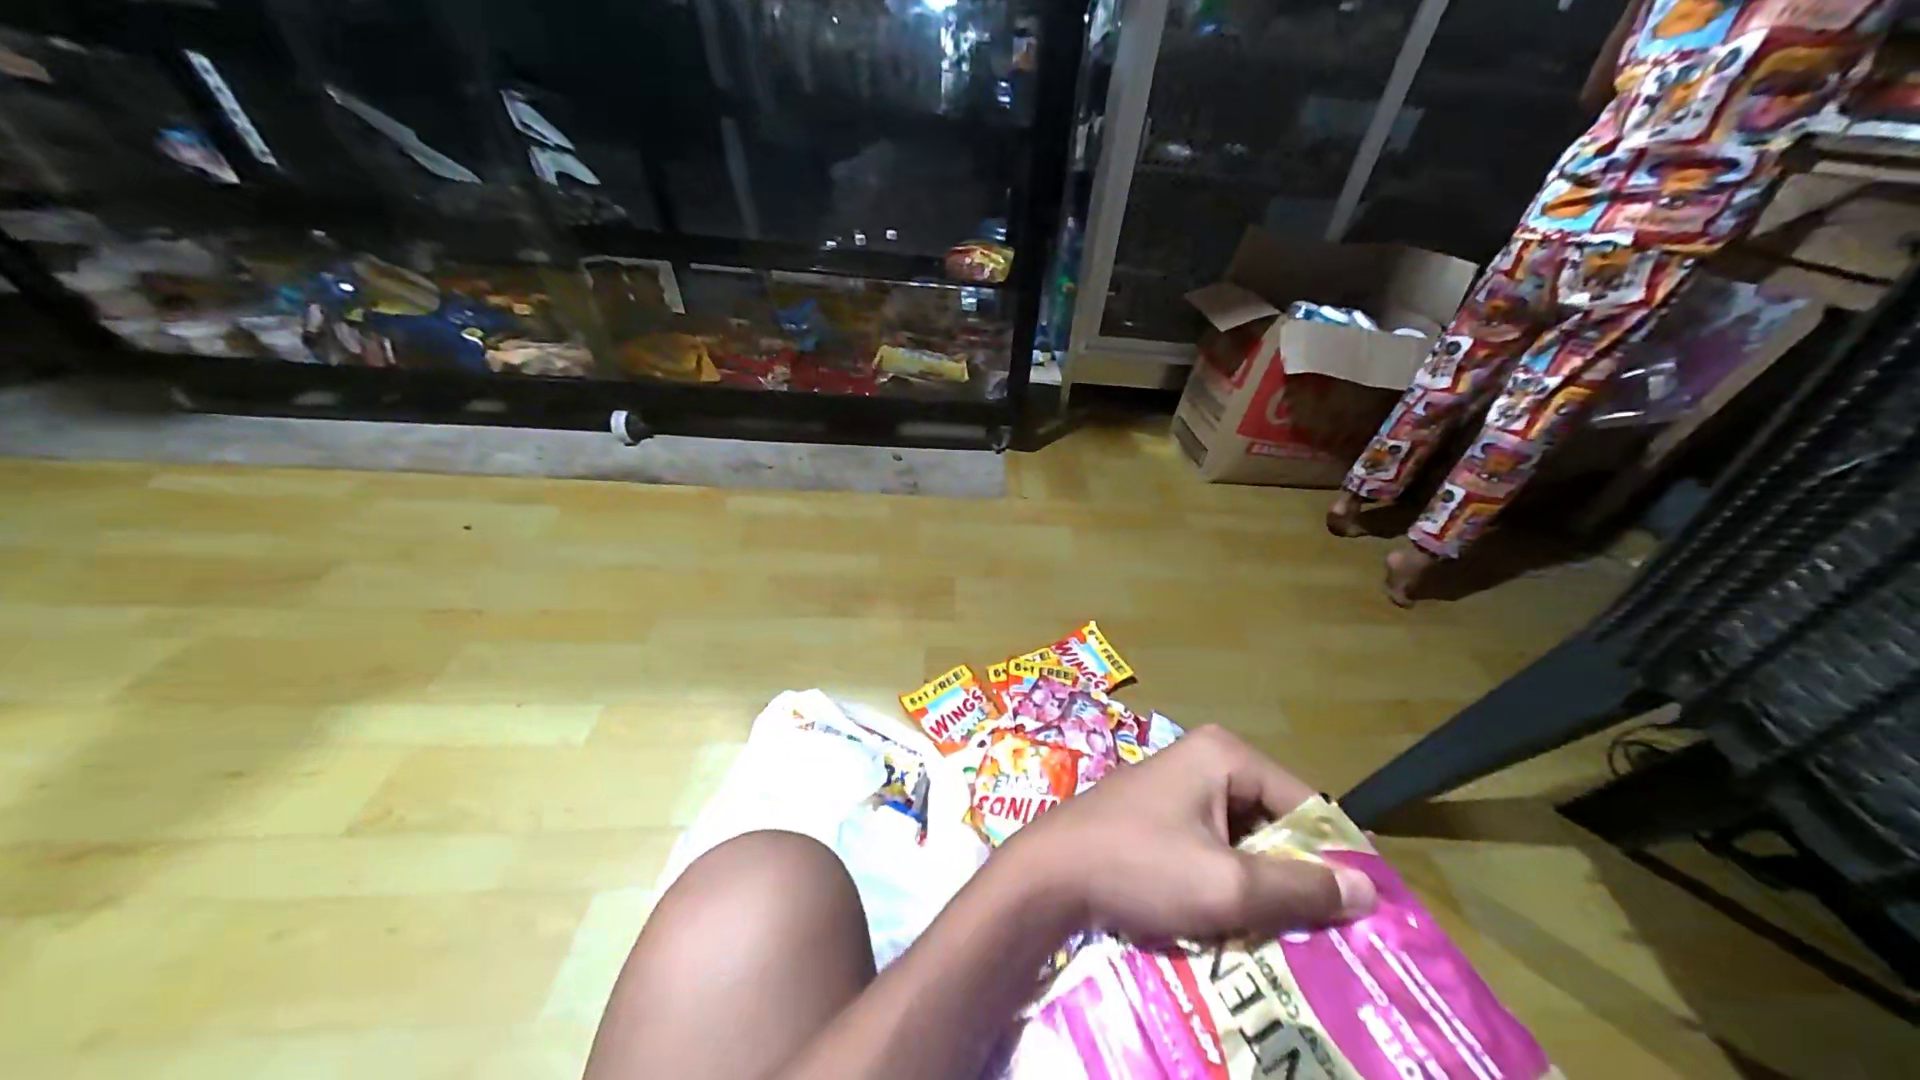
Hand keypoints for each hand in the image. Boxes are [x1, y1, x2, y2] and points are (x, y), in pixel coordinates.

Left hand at [1002, 725, 1376, 940]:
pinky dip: (1225, 881)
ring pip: (1241, 840)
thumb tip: (1368, 888)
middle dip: (1295, 876)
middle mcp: (1202, 759)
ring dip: (1259, 886)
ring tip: (1284, 938)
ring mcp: (1175, 786)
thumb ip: (1299, 887)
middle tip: (1326, 935)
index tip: (1363, 913)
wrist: (1047, 875)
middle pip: (1272, 821)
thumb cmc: (1138, 867)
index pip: (1306, 804)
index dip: (1336, 857)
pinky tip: (1232, 923)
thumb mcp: (1227, 885)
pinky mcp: (1155, 815)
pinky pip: (1209, 846)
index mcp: (1224, 755)